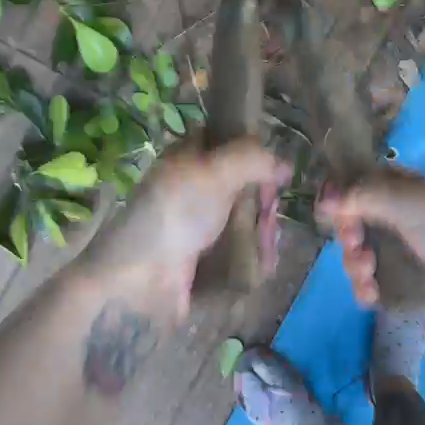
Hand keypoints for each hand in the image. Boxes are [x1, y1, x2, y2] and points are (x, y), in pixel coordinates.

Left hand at [82, 139, 288, 314]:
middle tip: (270, 211)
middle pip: (246, 188)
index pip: (228, 144)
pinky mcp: (210, 263)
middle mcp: (196, 192)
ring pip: (249, 222)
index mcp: (188, 161)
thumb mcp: (212, 172)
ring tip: (267, 241)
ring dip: (265, 231)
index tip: (273, 169)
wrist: (137, 279)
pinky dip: (258, 258)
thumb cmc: (172, 214)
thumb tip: (286, 165)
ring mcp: (203, 230)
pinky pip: (244, 254)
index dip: (253, 154)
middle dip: (265, 200)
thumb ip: (253, 159)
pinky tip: (263, 261)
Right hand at [317, 169, 424, 328]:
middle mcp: (396, 218)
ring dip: (354, 265)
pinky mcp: (400, 283)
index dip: (339, 196)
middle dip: (348, 236)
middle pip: (352, 223)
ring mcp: (398, 252)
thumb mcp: (409, 204)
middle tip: (355, 244)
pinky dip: (364, 289)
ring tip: (368, 274)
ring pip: (357, 255)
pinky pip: (369, 284)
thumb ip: (364, 197)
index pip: (358, 185)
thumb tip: (324, 198)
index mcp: (401, 190)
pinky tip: (371, 295)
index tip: (328, 211)